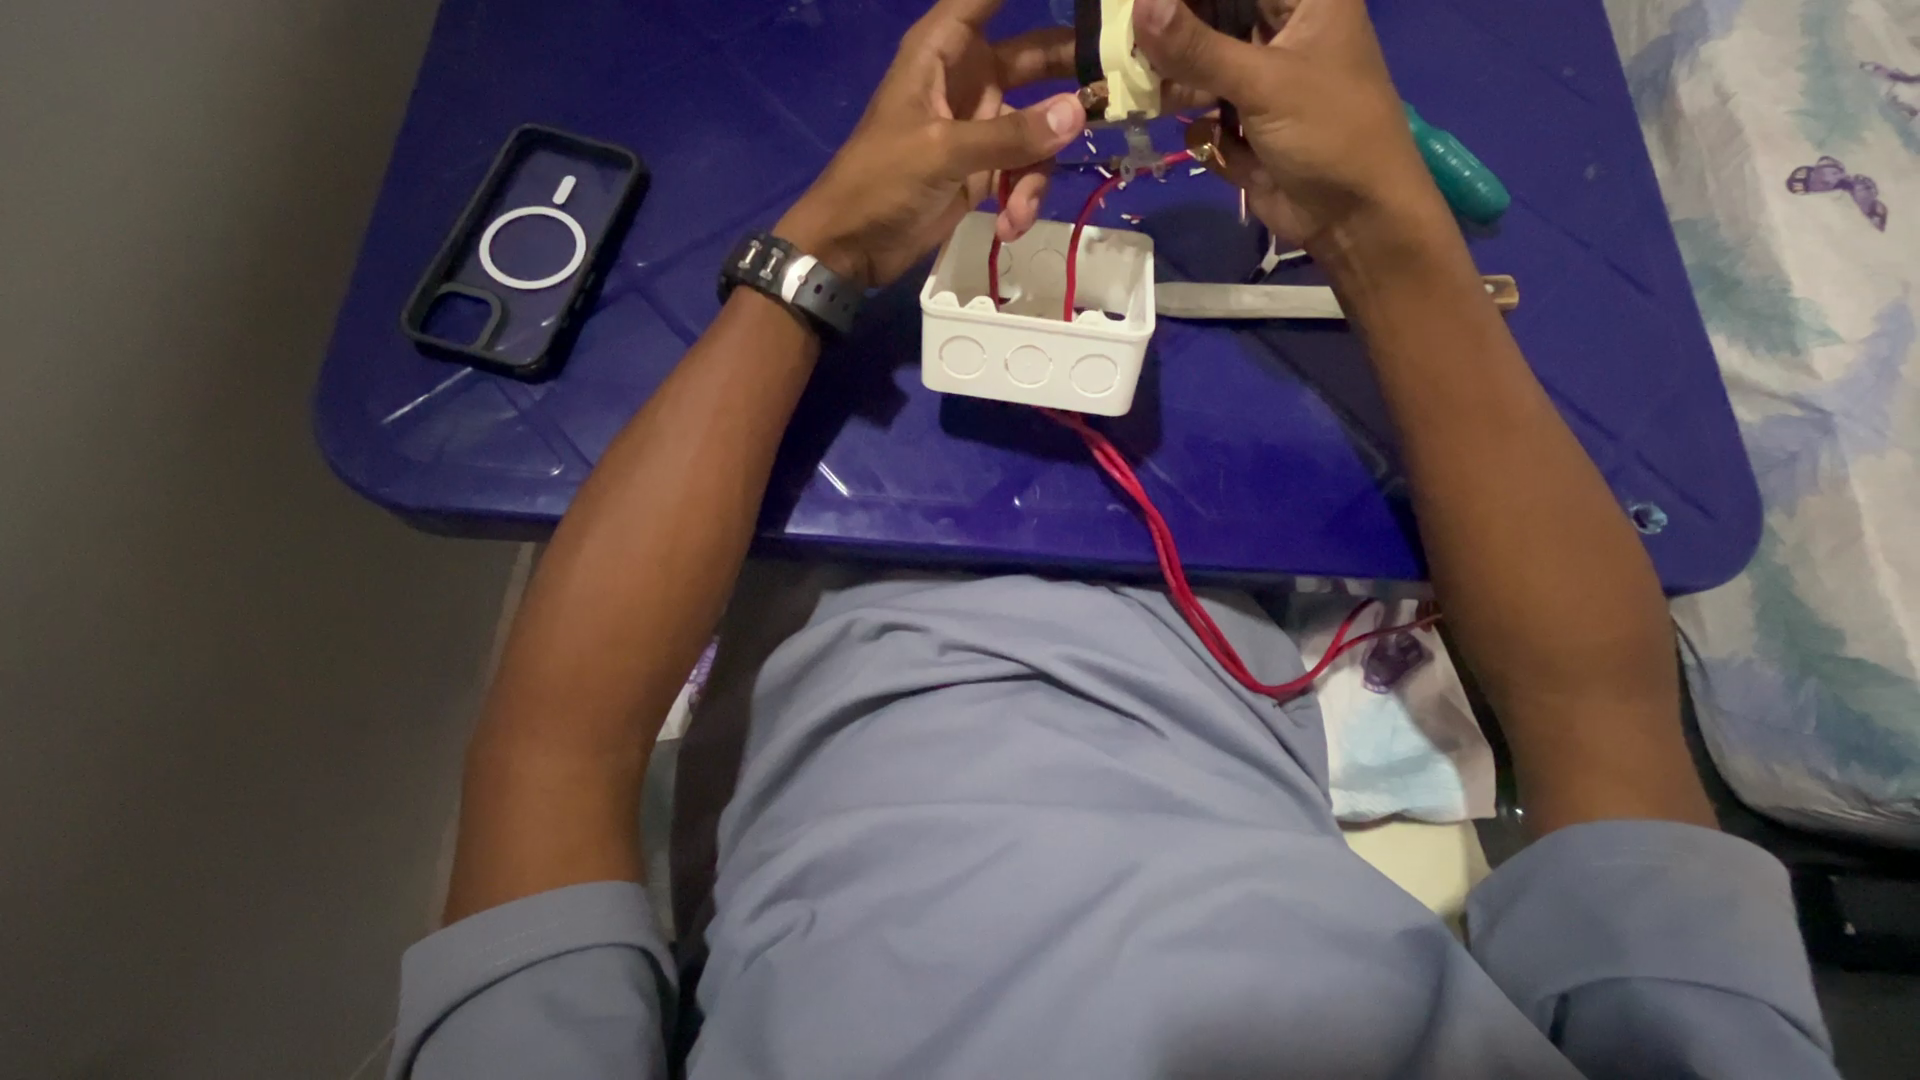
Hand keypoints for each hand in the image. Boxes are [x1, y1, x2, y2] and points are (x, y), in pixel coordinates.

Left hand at [776, 0, 1085, 288]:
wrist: (852, 246)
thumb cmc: (881, 181)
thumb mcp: (943, 152)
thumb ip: (1009, 136)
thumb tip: (1078, 115)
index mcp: (942, 52)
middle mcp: (966, 80)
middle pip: (1033, 58)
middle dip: (1069, 73)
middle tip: (1114, 84)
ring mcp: (978, 127)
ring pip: (1035, 130)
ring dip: (1035, 173)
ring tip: (1019, 211)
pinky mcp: (982, 172)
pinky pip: (1022, 173)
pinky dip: (1021, 200)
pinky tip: (1009, 226)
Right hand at [1134, 0, 1443, 251]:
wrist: (1354, 218)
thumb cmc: (1329, 131)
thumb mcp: (1263, 82)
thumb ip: (1197, 48)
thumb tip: (1140, 6)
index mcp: (1305, 0)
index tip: (1143, 6)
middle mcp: (1282, 35)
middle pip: (1214, 19)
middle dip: (1173, 35)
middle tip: (1125, 45)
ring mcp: (1263, 86)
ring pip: (1204, 70)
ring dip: (1173, 83)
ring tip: (1136, 91)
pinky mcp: (1247, 131)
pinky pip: (1208, 118)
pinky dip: (1196, 128)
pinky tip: (1192, 136)